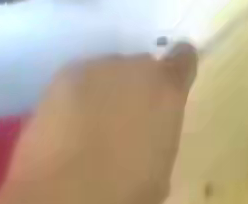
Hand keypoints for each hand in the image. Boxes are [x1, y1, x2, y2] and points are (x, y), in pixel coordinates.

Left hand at [0, 45, 196, 203]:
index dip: (176, 73)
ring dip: (104, 93)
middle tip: (119, 126)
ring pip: (107, 73)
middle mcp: (138, 66)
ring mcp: (100, 67)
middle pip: (141, 67)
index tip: (167, 92)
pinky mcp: (66, 75)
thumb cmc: (123, 196)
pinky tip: (64, 130)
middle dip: (133, 90)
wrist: (64, 200)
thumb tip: (150, 135)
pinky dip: (74, 100)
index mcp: (168, 89)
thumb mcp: (160, 173)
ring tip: (87, 130)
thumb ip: (161, 138)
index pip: (183, 58)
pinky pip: (77, 81)